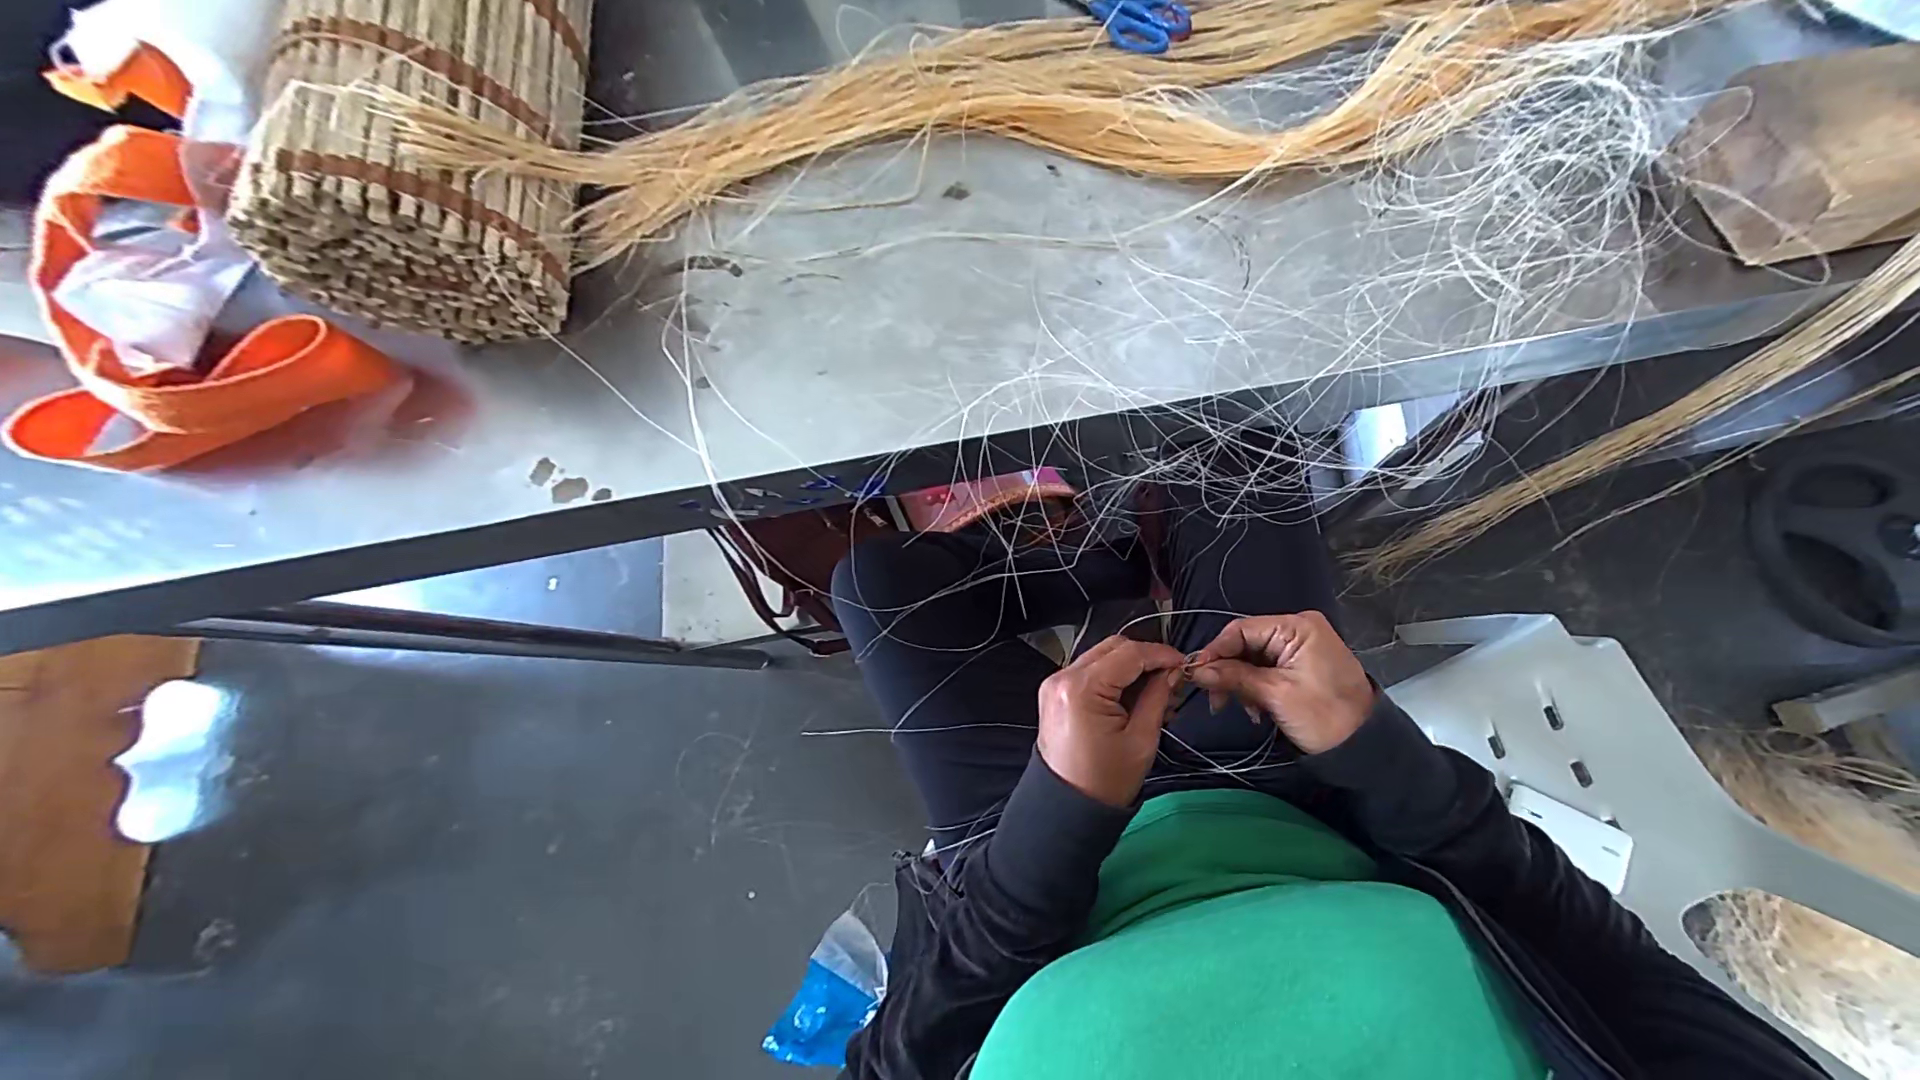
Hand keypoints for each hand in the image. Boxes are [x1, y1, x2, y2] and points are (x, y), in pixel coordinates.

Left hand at [1036, 635, 1187, 806]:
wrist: (1067, 806)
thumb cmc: (1104, 781)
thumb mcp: (1141, 739)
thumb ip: (1157, 697)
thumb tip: (1171, 672)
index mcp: (1081, 688)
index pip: (1128, 653)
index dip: (1160, 654)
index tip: (1183, 663)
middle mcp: (1063, 677)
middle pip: (1113, 647)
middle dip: (1145, 658)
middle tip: (1171, 678)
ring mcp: (1055, 683)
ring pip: (1101, 655)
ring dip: (1130, 667)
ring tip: (1156, 691)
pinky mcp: (1055, 692)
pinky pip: (1089, 671)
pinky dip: (1113, 677)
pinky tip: (1134, 696)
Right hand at [1188, 612, 1374, 753]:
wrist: (1367, 748)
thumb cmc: (1324, 716)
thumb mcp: (1274, 694)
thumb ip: (1233, 677)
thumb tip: (1196, 670)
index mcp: (1297, 626)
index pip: (1240, 629)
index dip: (1215, 651)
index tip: (1196, 674)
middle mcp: (1298, 629)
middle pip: (1244, 643)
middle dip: (1227, 671)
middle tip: (1215, 699)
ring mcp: (1300, 646)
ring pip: (1251, 658)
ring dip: (1240, 683)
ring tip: (1241, 709)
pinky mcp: (1299, 664)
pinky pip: (1265, 668)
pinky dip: (1254, 687)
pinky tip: (1256, 709)